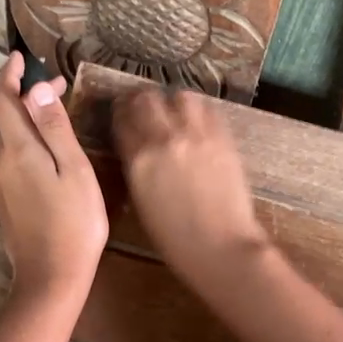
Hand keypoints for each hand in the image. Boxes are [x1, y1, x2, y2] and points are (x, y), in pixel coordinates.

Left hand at [0, 54, 108, 307]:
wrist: (51, 279)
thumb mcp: (73, 170)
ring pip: (13, 140)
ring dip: (31, 120)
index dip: (8, 74)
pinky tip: (52, 152)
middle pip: (8, 118)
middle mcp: (3, 163)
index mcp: (18, 150)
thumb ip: (55, 128)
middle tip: (59, 83)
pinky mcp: (9, 202)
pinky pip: (16, 160)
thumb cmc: (74, 223)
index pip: (3, 100)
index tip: (19, 56)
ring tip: (59, 113)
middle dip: (28, 95)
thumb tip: (36, 87)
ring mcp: (3, 185)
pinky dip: (31, 143)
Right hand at [112, 88, 270, 286]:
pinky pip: (209, 109)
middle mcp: (163, 139)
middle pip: (146, 99)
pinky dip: (200, 110)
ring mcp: (196, 135)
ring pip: (180, 96)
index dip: (120, 113)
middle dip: (142, 101)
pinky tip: (198, 121)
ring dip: (174, 101)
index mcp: (137, 159)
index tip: (122, 114)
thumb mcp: (140, 200)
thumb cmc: (174, 237)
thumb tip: (136, 148)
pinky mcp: (222, 138)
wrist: (220, 245)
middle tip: (145, 108)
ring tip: (175, 112)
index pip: (121, 119)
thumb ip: (136, 166)